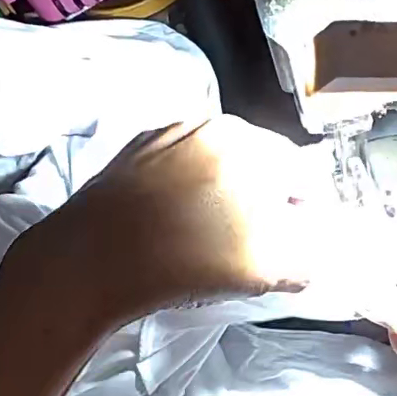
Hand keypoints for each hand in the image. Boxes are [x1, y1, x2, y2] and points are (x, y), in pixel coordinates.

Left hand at [0, 116, 332, 323]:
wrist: (88, 261)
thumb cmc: (188, 260)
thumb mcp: (265, 269)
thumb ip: (304, 260)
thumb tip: (307, 257)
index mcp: (253, 146)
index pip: (302, 173)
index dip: (304, 208)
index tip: (291, 237)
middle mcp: (216, 126)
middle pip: (263, 163)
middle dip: (266, 198)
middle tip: (252, 239)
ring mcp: (173, 132)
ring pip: (222, 161)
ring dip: (228, 191)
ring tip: (211, 231)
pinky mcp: (138, 147)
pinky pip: (183, 163)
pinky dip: (191, 186)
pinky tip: (177, 219)